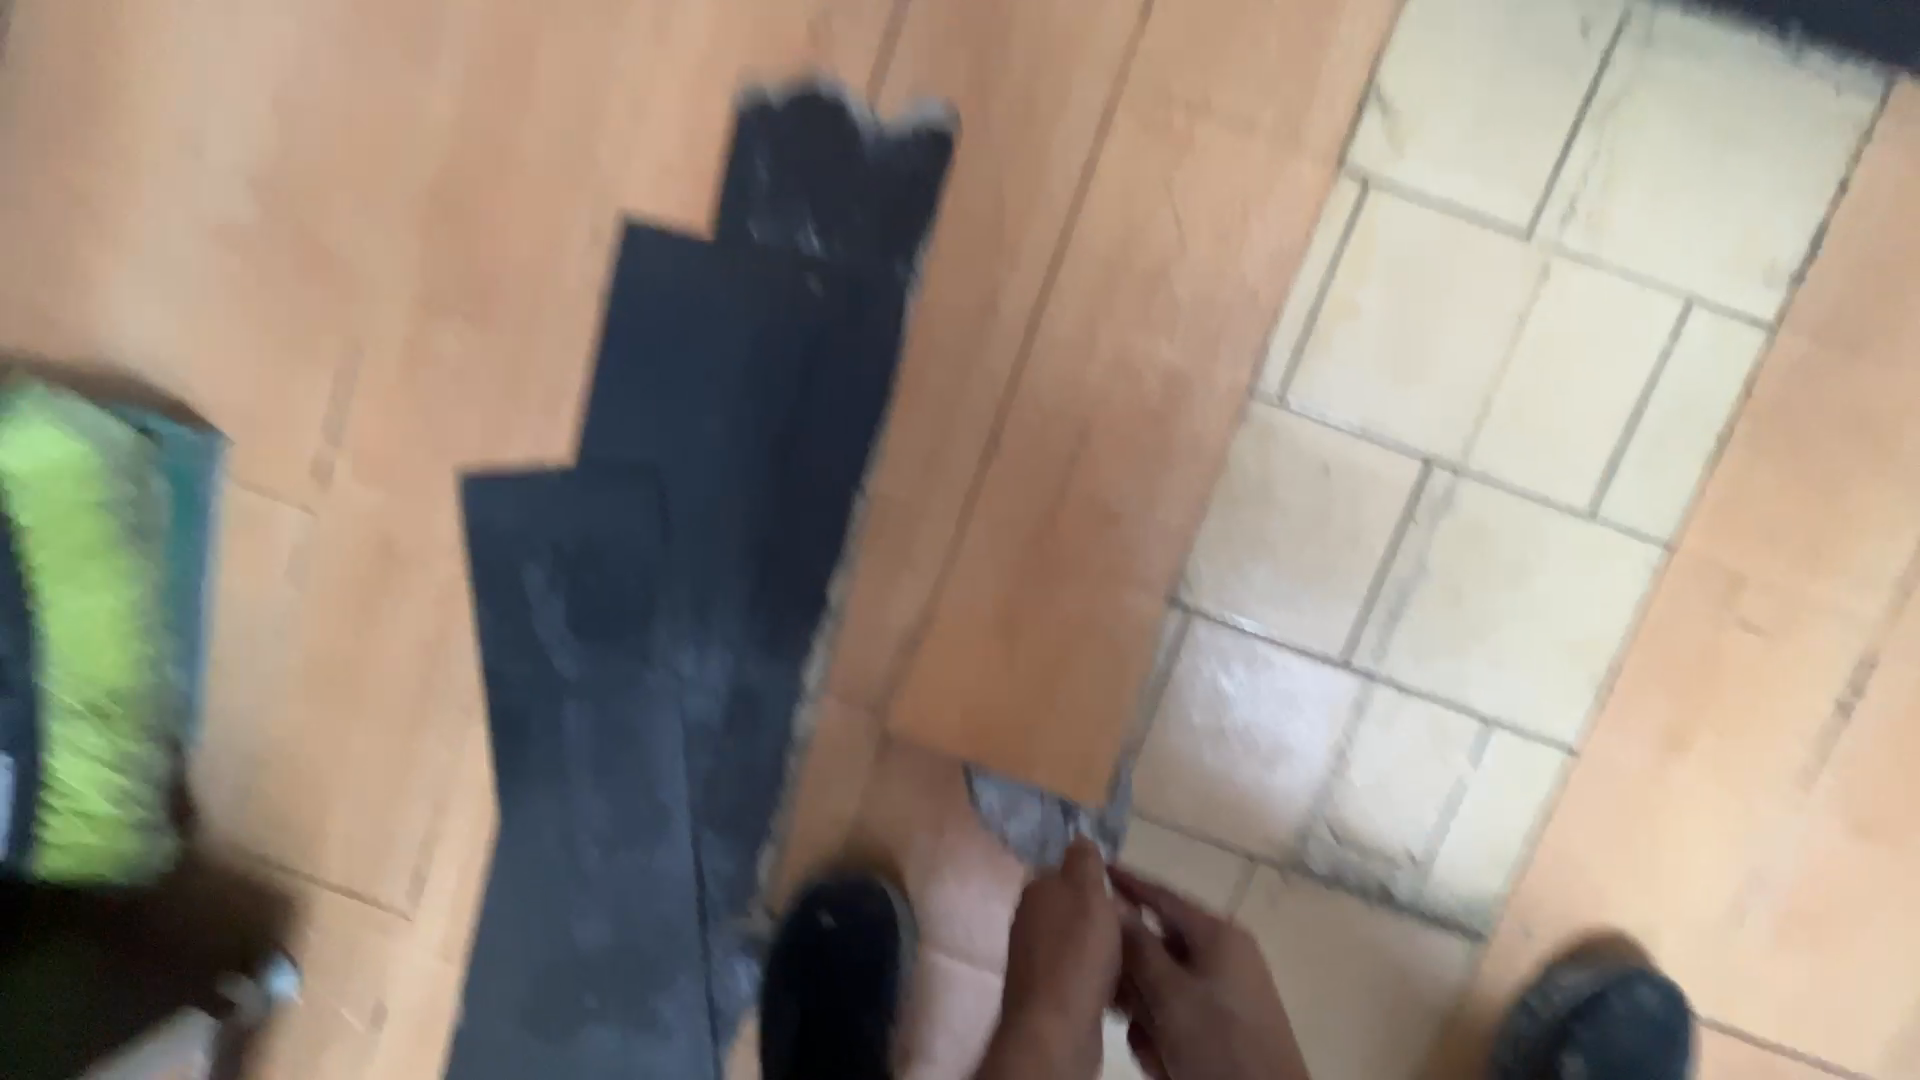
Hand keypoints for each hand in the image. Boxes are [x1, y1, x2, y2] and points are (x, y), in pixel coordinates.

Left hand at [977, 838, 1122, 1079]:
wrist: (1055, 1027)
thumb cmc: (1077, 953)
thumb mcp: (1088, 894)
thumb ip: (1083, 861)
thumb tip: (1077, 836)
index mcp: (1036, 889)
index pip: (1065, 869)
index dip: (1094, 877)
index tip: (1122, 891)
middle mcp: (1029, 918)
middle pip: (1073, 906)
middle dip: (1101, 915)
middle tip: (1132, 925)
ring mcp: (1034, 956)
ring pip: (1077, 941)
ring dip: (1102, 947)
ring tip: (1129, 956)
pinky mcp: (1045, 990)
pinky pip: (1077, 973)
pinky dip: (1096, 976)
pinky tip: (1116, 987)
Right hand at [1111, 866, 1312, 1079]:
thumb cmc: (1221, 1047)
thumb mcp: (1170, 994)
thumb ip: (1137, 945)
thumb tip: (1110, 900)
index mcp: (1217, 935)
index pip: (1160, 895)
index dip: (1125, 882)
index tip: (1091, 872)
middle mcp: (1222, 956)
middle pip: (1158, 945)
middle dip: (1133, 976)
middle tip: (1107, 996)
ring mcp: (1225, 994)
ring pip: (1163, 987)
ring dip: (1147, 1014)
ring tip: (1147, 1045)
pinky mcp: (1224, 1029)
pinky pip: (1179, 1016)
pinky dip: (1165, 1035)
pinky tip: (1163, 1064)